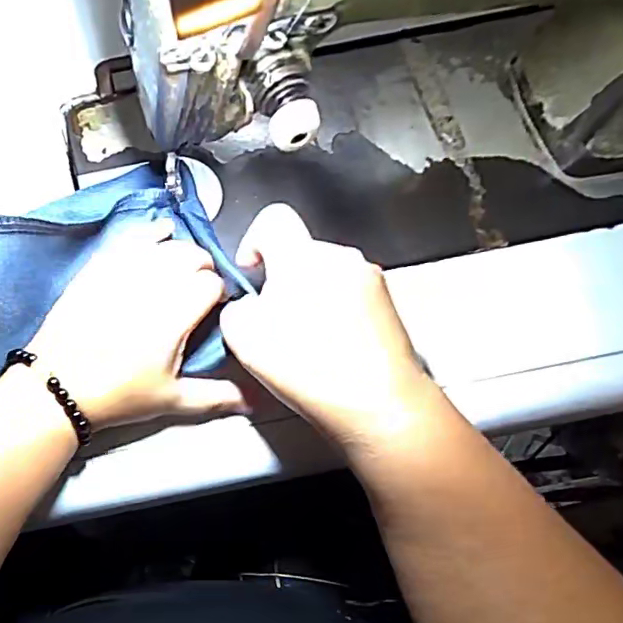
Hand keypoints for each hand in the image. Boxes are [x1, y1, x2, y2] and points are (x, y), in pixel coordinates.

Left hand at [22, 220, 246, 428]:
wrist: (58, 387)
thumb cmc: (116, 395)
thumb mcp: (171, 400)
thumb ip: (216, 395)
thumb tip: (251, 400)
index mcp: (176, 313)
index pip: (213, 284)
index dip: (218, 296)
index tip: (214, 310)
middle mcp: (153, 283)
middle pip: (193, 256)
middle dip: (203, 271)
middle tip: (198, 292)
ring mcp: (123, 270)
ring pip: (166, 243)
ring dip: (180, 253)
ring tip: (180, 271)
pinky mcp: (100, 266)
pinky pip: (133, 237)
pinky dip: (150, 234)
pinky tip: (157, 236)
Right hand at [219, 205, 445, 450]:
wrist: (379, 402)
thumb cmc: (311, 369)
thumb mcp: (244, 340)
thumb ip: (234, 309)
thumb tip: (246, 306)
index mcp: (302, 258)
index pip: (272, 219)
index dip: (251, 241)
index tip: (250, 273)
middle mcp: (340, 257)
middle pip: (299, 254)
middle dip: (281, 281)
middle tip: (272, 323)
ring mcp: (369, 279)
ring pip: (325, 276)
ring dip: (309, 299)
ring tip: (304, 344)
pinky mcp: (387, 303)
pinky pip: (348, 296)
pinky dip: (334, 314)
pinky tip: (331, 350)